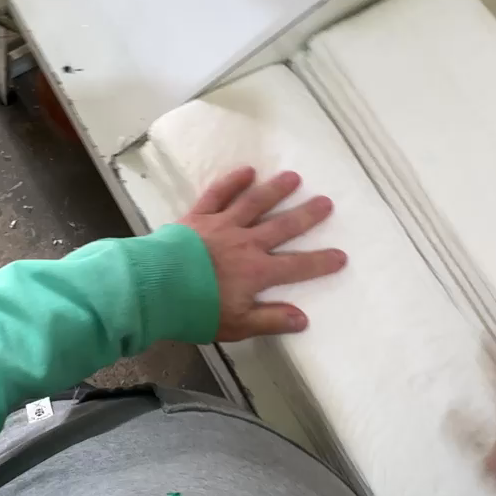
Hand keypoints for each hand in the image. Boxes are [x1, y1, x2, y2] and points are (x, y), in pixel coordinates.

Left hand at [177, 167, 347, 341]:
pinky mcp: (198, 216)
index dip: (320, 262)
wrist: (155, 286)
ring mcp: (222, 225)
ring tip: (294, 177)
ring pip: (254, 203)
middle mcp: (245, 243)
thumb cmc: (194, 309)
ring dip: (276, 190)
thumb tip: (303, 318)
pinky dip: (233, 181)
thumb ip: (270, 320)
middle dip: (306, 215)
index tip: (341, 255)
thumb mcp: (236, 325)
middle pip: (282, 226)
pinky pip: (218, 194)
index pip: (296, 267)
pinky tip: (247, 170)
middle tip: (326, 202)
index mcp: (256, 272)